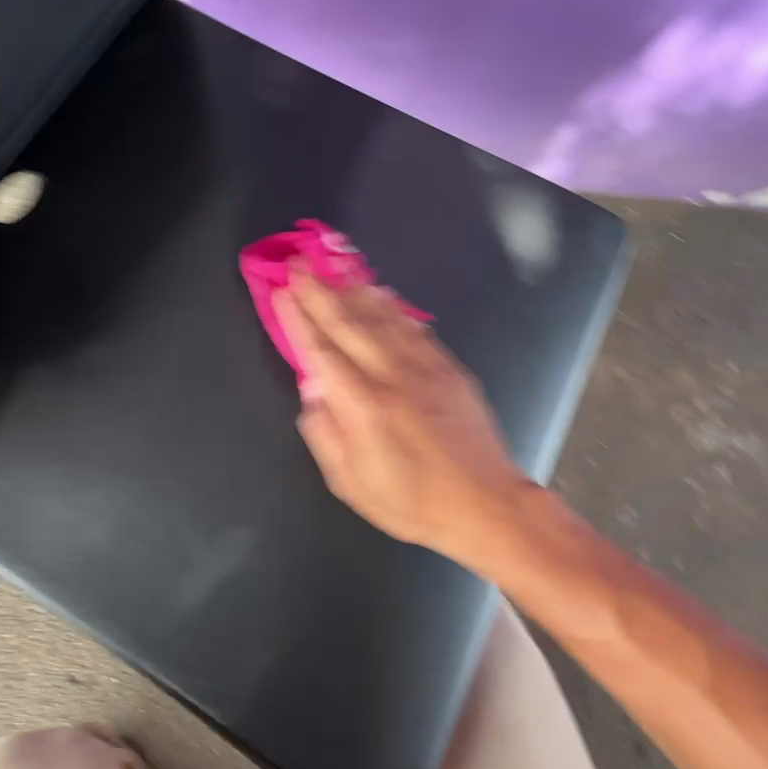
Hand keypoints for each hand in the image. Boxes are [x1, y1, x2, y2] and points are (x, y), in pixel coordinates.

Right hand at [273, 264, 536, 564]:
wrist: (485, 504)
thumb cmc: (411, 502)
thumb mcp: (351, 483)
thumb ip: (326, 433)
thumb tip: (312, 390)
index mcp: (362, 406)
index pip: (321, 350)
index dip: (298, 318)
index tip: (281, 290)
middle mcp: (391, 376)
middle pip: (348, 324)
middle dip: (319, 291)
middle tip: (299, 264)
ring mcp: (424, 368)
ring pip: (383, 318)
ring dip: (354, 289)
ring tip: (333, 266)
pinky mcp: (449, 369)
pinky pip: (415, 328)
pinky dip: (393, 307)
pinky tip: (381, 294)